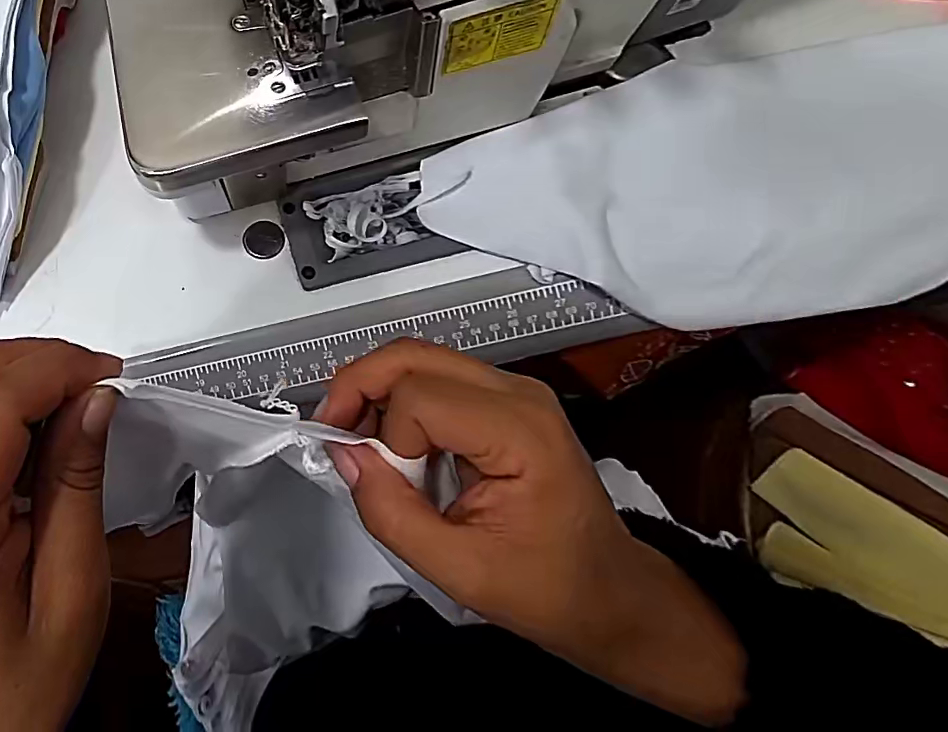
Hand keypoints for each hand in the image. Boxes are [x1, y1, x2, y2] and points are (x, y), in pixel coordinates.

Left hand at [0, 339, 120, 731]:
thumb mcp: (73, 590)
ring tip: (81, 406)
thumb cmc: (19, 685)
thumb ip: (78, 483)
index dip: (58, 369)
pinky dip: (14, 394)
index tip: (111, 382)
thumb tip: (96, 398)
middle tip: (102, 389)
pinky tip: (49, 426)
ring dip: (31, 372)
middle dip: (47, 360)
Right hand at [317, 339, 745, 724]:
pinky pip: (434, 374)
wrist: (614, 592)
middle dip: (359, 385)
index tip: (384, 480)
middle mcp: (516, 390)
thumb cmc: (548, 590)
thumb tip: (342, 453)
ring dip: (376, 389)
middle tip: (334, 430)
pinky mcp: (502, 395)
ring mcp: (512, 387)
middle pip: (412, 355)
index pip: (420, 396)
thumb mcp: (461, 572)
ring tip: (359, 437)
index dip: (385, 435)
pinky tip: (391, 436)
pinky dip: (398, 397)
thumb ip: (392, 514)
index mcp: (519, 431)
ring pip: (418, 357)